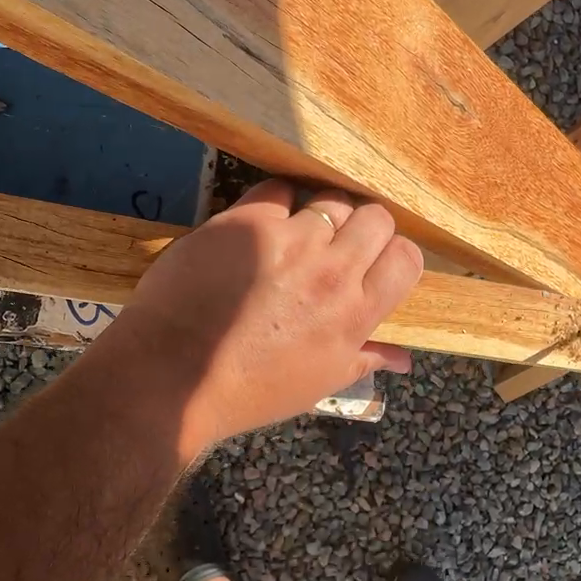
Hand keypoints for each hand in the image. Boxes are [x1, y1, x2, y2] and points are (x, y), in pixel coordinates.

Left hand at [91, 181, 422, 456]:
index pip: (406, 259)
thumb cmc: (251, 390)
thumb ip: (366, 359)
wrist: (174, 377)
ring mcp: (291, 242)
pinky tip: (261, 224)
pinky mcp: (247, 222)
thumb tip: (404, 359)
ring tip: (296, 233)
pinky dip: (276, 202)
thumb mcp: (320, 383)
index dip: (393, 256)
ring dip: (319, 213)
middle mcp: (332, 272)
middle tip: (335, 245)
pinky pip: (279, 190)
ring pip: (330, 199)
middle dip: (362, 228)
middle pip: (376, 218)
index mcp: (355, 315)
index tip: (372, 265)